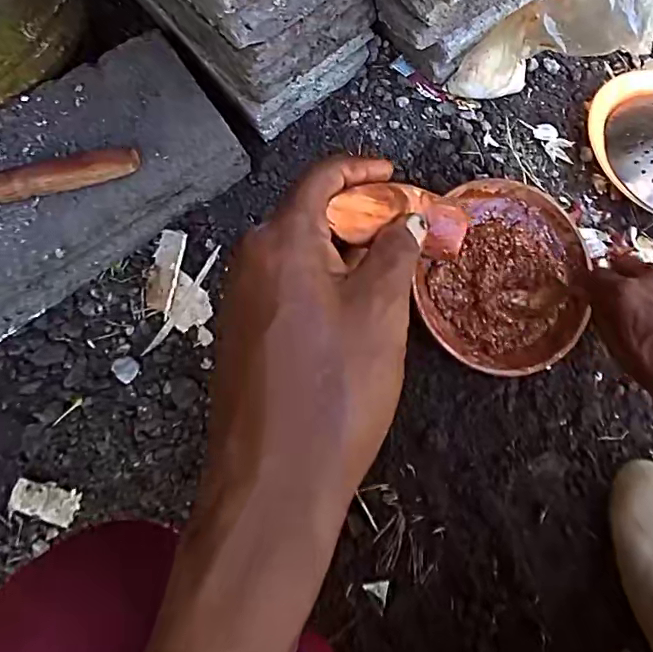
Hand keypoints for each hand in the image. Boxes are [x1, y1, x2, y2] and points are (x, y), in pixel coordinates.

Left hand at [205, 156, 425, 515]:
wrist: (273, 482)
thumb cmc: (334, 390)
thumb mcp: (379, 310)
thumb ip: (396, 250)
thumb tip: (409, 218)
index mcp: (281, 241)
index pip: (322, 178)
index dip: (362, 169)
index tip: (393, 174)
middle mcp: (253, 259)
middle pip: (311, 213)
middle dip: (361, 214)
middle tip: (405, 229)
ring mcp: (243, 297)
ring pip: (301, 251)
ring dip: (346, 250)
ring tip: (390, 269)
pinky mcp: (244, 331)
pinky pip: (289, 283)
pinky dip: (325, 278)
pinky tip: (356, 305)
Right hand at [587, 256, 652, 414]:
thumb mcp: (624, 356)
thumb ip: (605, 321)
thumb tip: (598, 305)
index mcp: (624, 296)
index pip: (596, 275)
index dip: (594, 285)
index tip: (595, 290)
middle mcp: (652, 278)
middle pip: (626, 267)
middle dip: (624, 282)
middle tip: (631, 305)